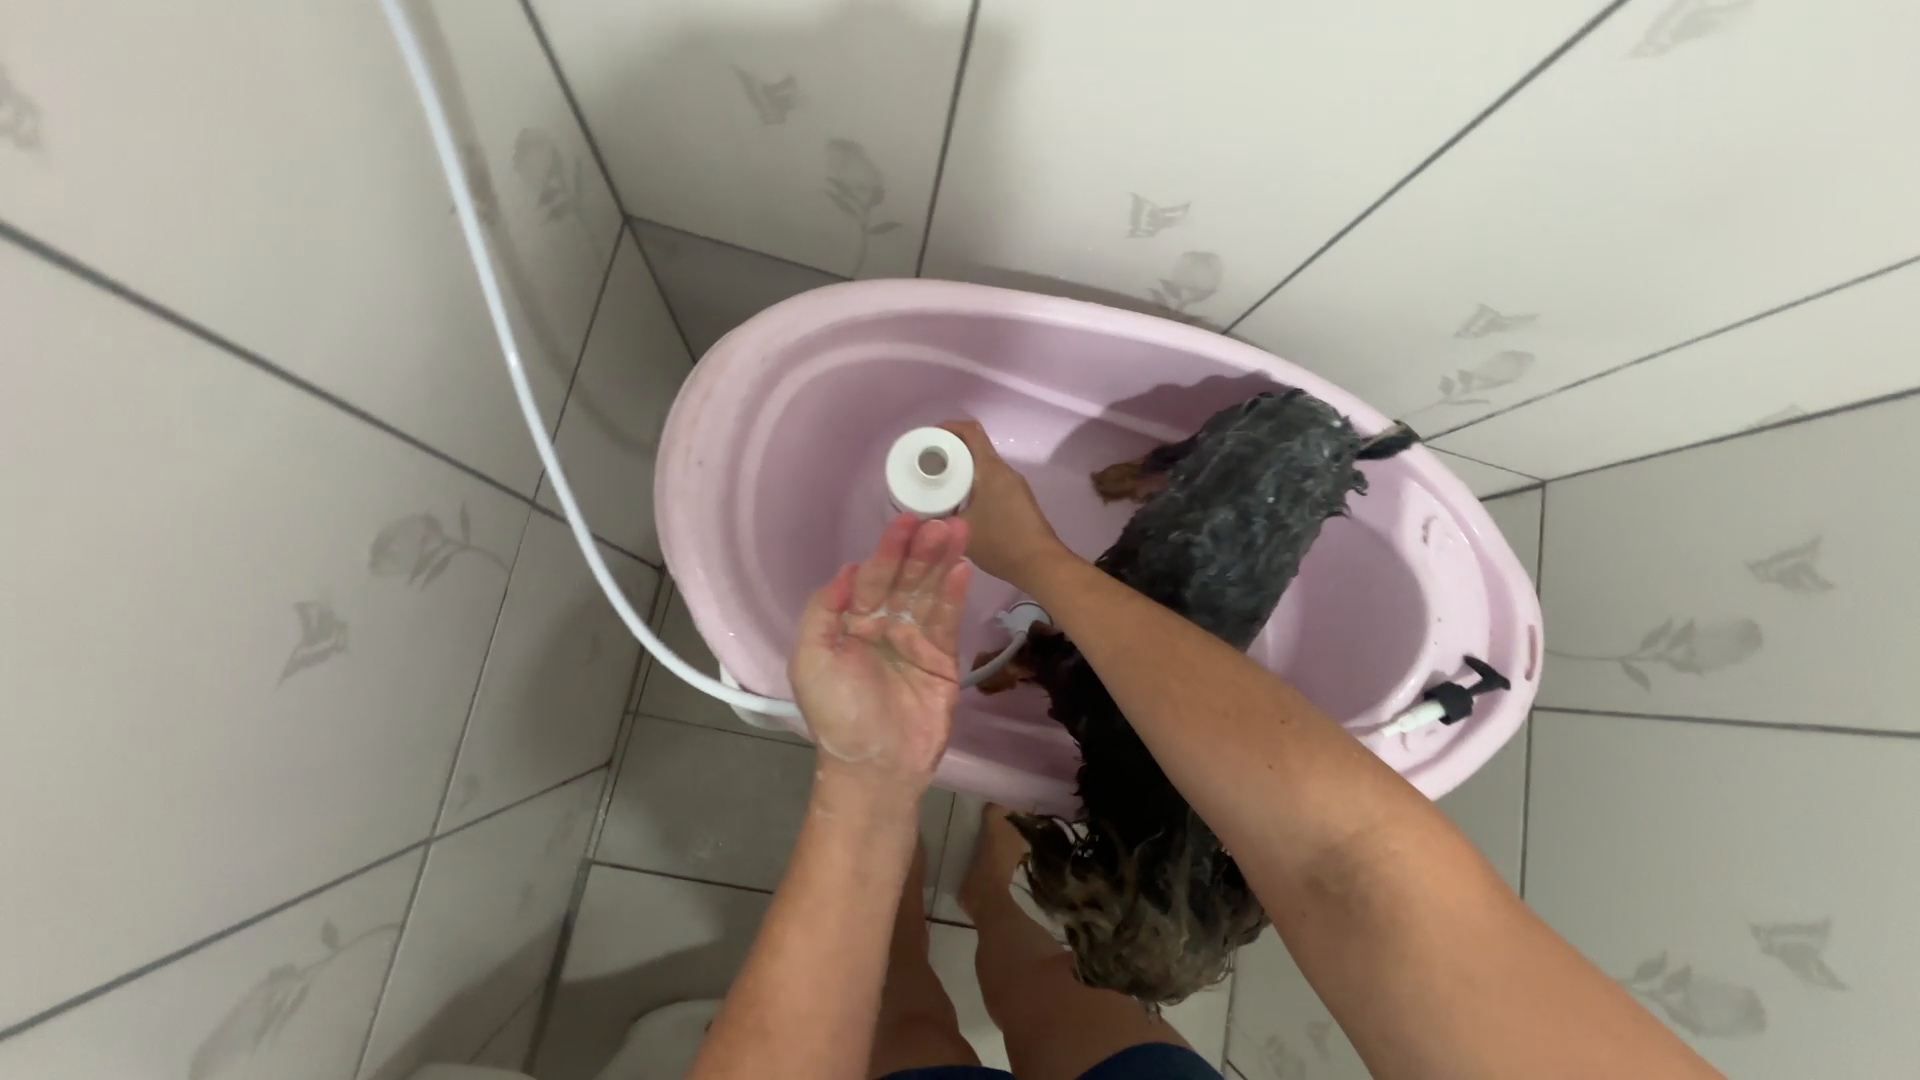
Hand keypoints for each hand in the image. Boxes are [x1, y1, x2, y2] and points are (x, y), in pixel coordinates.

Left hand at [788, 514, 973, 796]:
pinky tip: (964, 569)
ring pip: (930, 593)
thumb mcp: (811, 659)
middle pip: (906, 579)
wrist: (876, 766)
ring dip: (943, 562)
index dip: (889, 549)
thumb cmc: (838, 712)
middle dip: (922, 549)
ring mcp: (915, 641)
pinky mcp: (942, 659)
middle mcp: (883, 626)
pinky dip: (956, 594)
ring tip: (959, 531)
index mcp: (850, 624)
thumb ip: (823, 610)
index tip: (907, 521)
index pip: (873, 577)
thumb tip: (850, 568)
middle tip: (942, 519)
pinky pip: (949, 620)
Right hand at [940, 420, 1070, 589]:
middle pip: (975, 446)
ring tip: (938, 483)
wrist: (1041, 564)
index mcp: (990, 470)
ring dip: (962, 467)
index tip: (928, 438)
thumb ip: (934, 523)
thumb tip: (913, 520)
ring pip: (984, 464)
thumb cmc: (1001, 544)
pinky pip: (992, 479)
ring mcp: (1014, 484)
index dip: (948, 427)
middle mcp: (1004, 470)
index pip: (970, 431)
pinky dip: (973, 481)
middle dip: (950, 449)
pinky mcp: (1018, 498)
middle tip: (927, 463)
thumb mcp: (960, 533)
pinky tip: (959, 501)